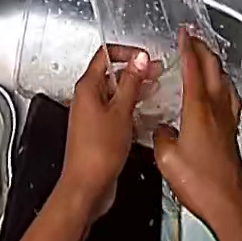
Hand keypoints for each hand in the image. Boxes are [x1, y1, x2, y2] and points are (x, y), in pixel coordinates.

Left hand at [57, 43, 159, 220]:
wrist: (86, 188)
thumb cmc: (97, 153)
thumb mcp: (121, 112)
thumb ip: (131, 82)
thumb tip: (139, 59)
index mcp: (87, 86)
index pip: (105, 54)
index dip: (126, 52)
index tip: (144, 57)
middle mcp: (86, 97)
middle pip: (111, 73)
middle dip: (134, 70)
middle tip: (155, 71)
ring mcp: (91, 113)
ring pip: (114, 92)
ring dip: (133, 88)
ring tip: (154, 87)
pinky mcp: (98, 129)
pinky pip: (114, 109)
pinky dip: (129, 106)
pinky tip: (143, 111)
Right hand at [152, 30, 241, 229]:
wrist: (229, 206)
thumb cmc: (201, 183)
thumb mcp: (167, 158)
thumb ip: (160, 135)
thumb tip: (160, 129)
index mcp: (198, 106)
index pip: (193, 65)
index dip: (187, 46)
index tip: (183, 33)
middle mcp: (216, 107)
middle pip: (212, 65)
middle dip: (202, 47)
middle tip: (192, 37)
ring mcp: (227, 118)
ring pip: (223, 78)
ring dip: (213, 62)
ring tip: (205, 57)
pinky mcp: (232, 131)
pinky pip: (230, 96)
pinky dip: (224, 83)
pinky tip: (222, 89)